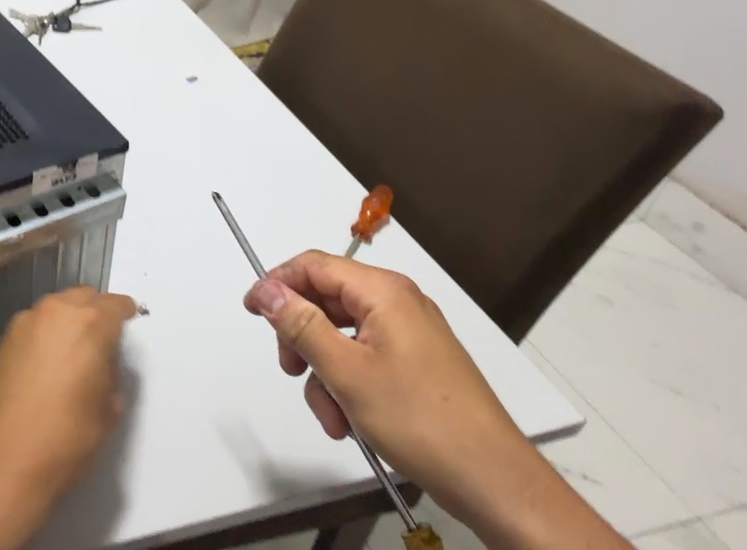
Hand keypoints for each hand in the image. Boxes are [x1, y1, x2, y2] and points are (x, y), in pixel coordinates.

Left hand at [0, 288, 137, 549]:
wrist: (6, 457)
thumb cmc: (68, 436)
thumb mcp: (109, 408)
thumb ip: (111, 371)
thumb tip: (101, 361)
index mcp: (90, 324)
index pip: (115, 304)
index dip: (124, 311)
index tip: (129, 317)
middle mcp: (56, 312)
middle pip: (83, 298)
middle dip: (96, 311)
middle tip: (104, 336)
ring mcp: (26, 322)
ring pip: (56, 308)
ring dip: (69, 320)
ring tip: (75, 350)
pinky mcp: (5, 338)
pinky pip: (34, 324)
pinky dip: (46, 333)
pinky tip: (48, 361)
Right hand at [243, 251, 624, 548]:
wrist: (495, 481)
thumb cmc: (419, 420)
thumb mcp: (346, 372)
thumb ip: (301, 325)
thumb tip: (267, 290)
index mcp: (384, 292)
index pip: (314, 265)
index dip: (277, 282)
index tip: (252, 311)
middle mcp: (399, 303)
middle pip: (327, 300)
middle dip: (303, 338)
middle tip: (291, 370)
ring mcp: (412, 334)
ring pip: (343, 336)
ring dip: (325, 373)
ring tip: (332, 417)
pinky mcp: (418, 363)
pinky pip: (366, 358)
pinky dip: (349, 384)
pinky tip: (350, 421)